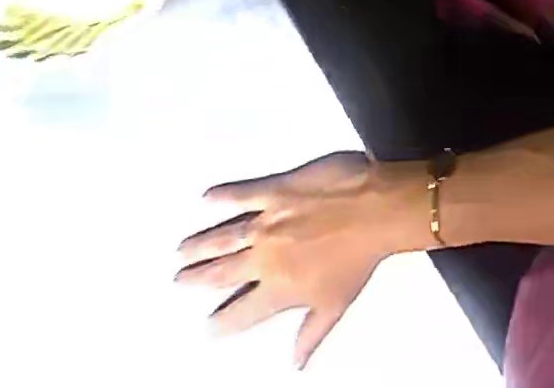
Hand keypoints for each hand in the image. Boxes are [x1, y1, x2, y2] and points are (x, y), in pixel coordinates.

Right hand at [176, 152, 424, 368]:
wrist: (374, 210)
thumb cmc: (360, 256)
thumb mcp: (337, 304)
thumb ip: (311, 333)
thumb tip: (297, 362)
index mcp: (281, 289)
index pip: (242, 311)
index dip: (222, 321)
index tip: (207, 326)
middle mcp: (267, 256)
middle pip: (223, 271)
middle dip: (198, 278)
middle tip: (179, 279)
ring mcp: (268, 220)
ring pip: (224, 235)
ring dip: (201, 244)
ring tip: (182, 250)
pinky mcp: (276, 189)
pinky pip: (242, 193)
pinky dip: (222, 196)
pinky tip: (206, 198)